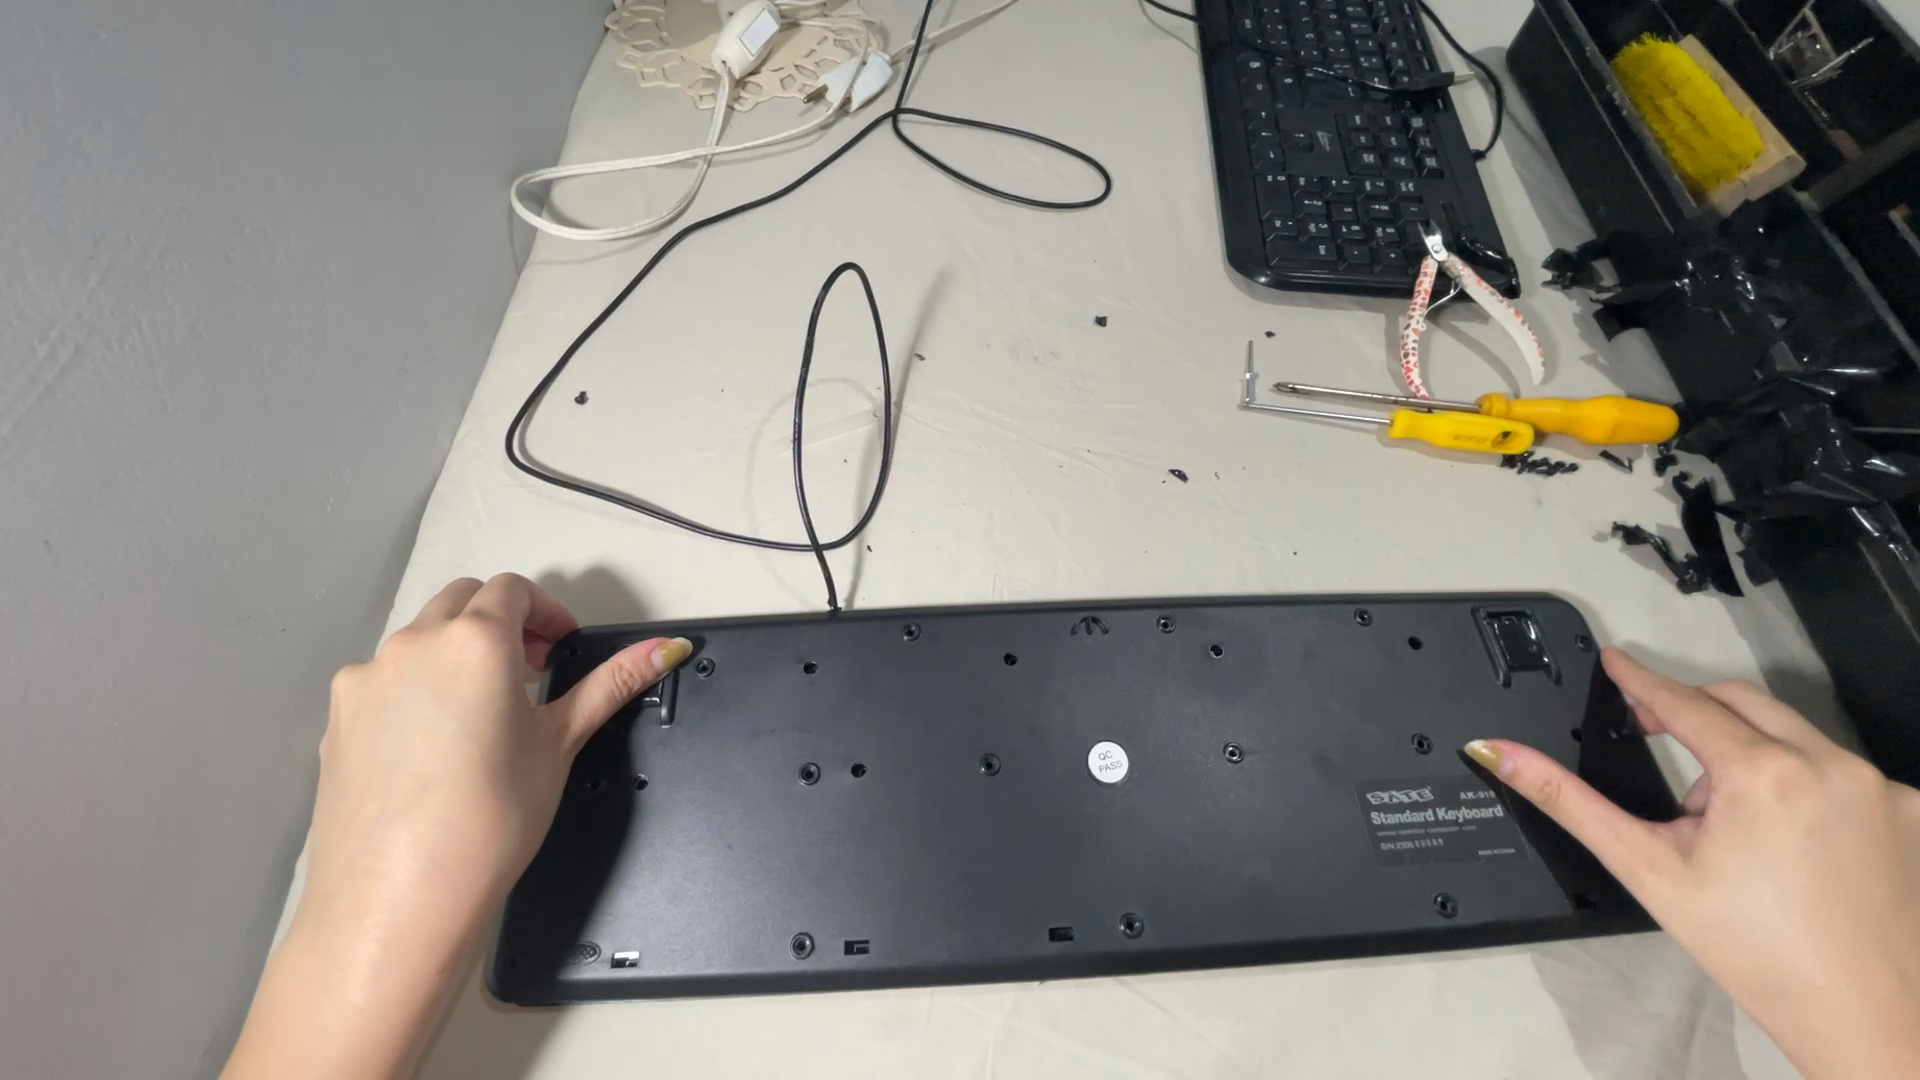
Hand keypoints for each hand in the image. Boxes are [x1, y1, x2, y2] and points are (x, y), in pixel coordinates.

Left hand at [225, 574, 688, 1079]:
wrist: (398, 901)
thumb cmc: (497, 813)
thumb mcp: (563, 739)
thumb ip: (614, 681)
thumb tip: (669, 647)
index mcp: (474, 640)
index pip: (513, 589)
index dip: (547, 611)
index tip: (563, 649)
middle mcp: (412, 645)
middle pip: (463, 599)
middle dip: (504, 621)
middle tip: (533, 672)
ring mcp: (364, 682)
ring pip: (420, 637)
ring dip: (460, 649)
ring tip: (487, 709)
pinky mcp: (335, 721)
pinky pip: (386, 678)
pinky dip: (420, 684)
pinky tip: (440, 743)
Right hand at [1466, 648, 1919, 1079]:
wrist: (1871, 1022)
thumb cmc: (1753, 946)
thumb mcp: (1641, 863)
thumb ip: (1563, 797)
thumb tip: (1497, 751)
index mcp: (1764, 775)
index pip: (1684, 701)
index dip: (1639, 677)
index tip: (1614, 658)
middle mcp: (1835, 769)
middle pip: (1740, 701)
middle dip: (1687, 707)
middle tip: (1646, 727)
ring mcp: (1884, 792)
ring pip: (1788, 731)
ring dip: (1739, 745)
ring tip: (1714, 810)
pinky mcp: (1910, 816)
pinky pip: (1831, 765)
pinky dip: (1789, 773)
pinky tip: (1773, 829)